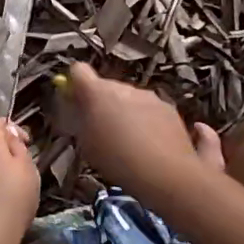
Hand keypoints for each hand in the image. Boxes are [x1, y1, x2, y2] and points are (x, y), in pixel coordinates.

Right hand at [62, 62, 207, 194]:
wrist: (166, 174)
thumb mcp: (85, 143)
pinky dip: (145, 119)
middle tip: (101, 127)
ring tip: (128, 139)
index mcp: (98, 92)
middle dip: (102, 102)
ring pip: (129, 97)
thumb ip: (79, 118)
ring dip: (124, 110)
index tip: (74, 99)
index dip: (74, 82)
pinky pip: (149, 108)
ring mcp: (149, 96)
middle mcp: (124, 87)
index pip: (78, 70)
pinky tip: (148, 143)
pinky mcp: (169, 108)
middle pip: (106, 86)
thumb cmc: (116, 159)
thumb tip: (76, 105)